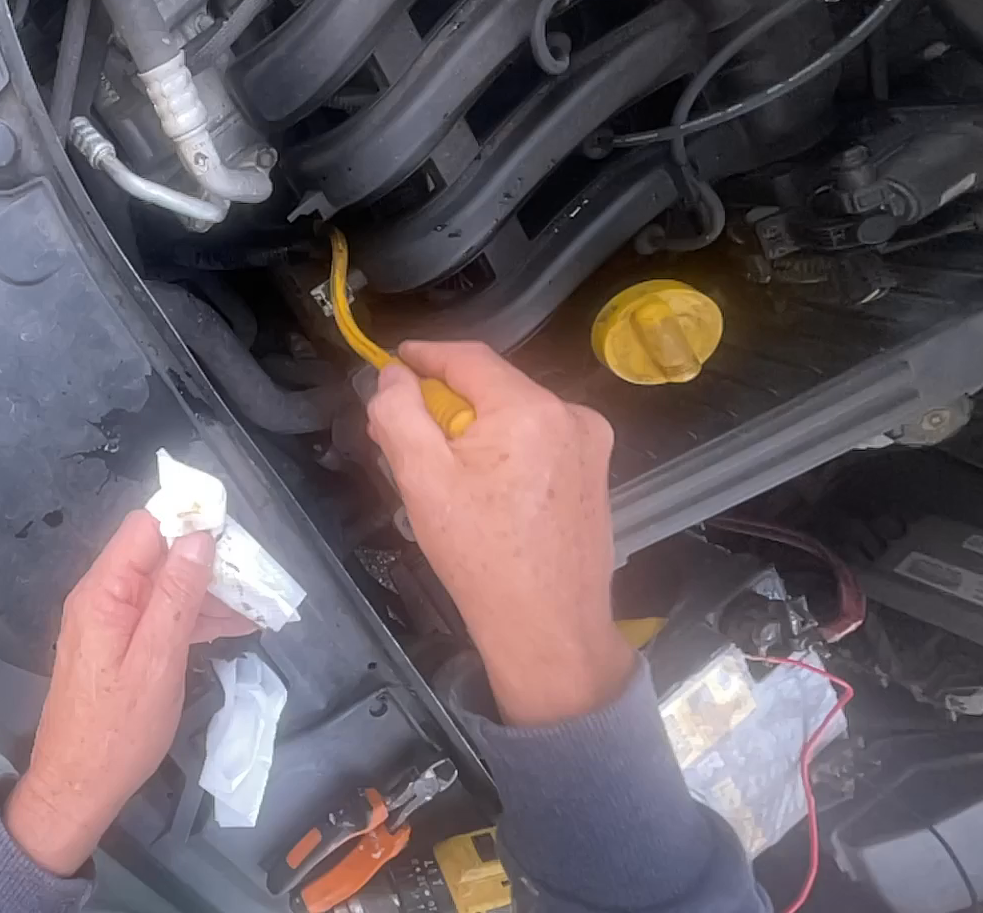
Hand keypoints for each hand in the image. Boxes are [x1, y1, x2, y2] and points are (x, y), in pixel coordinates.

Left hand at [4, 510, 254, 874]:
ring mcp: (108, 619)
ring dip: (205, 591)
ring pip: (162, 585)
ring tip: (255, 605)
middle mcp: (101, 595)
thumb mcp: (157, 661)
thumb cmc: (117, 731)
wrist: (77, 787)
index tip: (230, 530)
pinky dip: (191, 616)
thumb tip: (198, 538)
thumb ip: (177, 596)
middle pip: (156, 554)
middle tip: (253, 576)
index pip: (144, 528)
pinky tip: (230, 625)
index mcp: (104, 591)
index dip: (186, 521)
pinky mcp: (117, 642)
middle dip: (204, 560)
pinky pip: (157, 614)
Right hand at [366, 341, 634, 726]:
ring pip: (509, 414)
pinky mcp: (592, 475)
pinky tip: (471, 484)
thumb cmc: (478, 551)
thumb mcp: (420, 477)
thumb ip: (398, 412)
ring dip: (465, 425)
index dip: (424, 353)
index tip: (389, 360)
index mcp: (530, 409)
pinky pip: (532, 440)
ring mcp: (590, 447)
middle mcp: (571, 416)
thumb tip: (393, 375)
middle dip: (438, 400)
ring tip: (428, 463)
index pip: (468, 357)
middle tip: (395, 427)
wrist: (547, 628)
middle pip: (489, 386)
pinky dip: (495, 447)